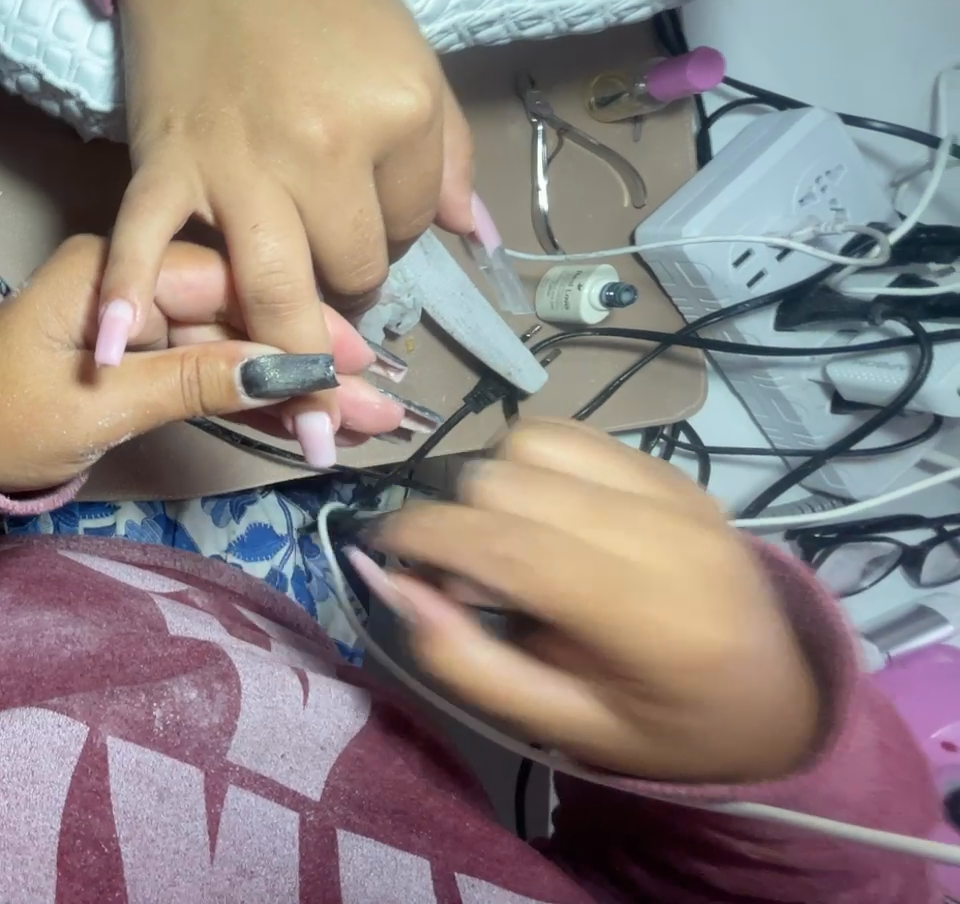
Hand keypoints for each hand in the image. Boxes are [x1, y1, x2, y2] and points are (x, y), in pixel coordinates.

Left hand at [0, 236, 407, 493]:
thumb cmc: (2, 422)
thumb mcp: (97, 405)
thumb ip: (190, 381)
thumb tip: (286, 370)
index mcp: (112, 269)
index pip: (222, 285)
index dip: (290, 330)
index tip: (353, 369)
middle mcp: (130, 283)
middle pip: (235, 318)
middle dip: (304, 364)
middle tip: (379, 400)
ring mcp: (136, 322)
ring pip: (226, 351)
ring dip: (288, 389)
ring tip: (364, 420)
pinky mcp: (137, 359)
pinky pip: (201, 374)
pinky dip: (246, 400)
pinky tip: (305, 420)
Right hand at [102, 0, 476, 467]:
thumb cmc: (316, 0)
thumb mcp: (409, 57)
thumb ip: (449, 153)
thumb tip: (476, 239)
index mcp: (395, 114)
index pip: (407, 230)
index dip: (390, 243)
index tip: (360, 230)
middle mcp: (318, 151)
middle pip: (346, 275)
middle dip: (344, 306)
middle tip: (329, 317)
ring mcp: (232, 166)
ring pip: (267, 288)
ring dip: (283, 360)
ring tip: (298, 429)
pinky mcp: (161, 169)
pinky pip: (141, 243)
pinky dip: (124, 296)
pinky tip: (112, 352)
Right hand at [359, 420, 821, 782]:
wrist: (777, 701)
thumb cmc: (656, 724)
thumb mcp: (555, 722)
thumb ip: (462, 659)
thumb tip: (388, 579)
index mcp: (652, 619)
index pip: (506, 545)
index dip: (421, 533)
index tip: (379, 543)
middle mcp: (669, 539)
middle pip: (501, 481)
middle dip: (453, 518)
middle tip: (461, 570)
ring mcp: (676, 493)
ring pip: (525, 443)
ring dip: (488, 484)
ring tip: (503, 534)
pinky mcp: (671, 471)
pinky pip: (562, 432)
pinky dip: (524, 461)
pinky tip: (538, 507)